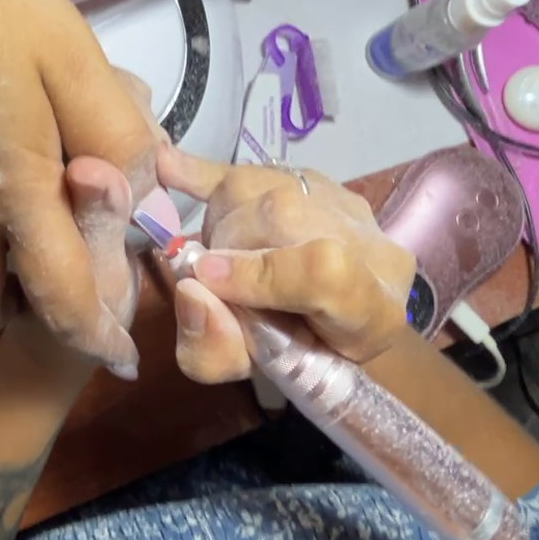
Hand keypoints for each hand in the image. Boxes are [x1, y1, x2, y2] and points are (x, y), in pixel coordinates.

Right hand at [0, 0, 156, 378]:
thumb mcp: (70, 55)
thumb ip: (114, 133)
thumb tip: (144, 195)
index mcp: (10, 190)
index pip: (56, 299)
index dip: (94, 333)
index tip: (120, 345)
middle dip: (30, 314)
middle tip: (71, 266)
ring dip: (4, 268)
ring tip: (43, 206)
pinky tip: (4, 158)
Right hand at [157, 146, 415, 383]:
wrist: (327, 318)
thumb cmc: (294, 353)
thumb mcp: (254, 374)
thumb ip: (217, 350)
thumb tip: (190, 291)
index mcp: (374, 311)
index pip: (324, 272)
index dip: (259, 273)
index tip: (208, 280)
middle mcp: (369, 244)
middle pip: (279, 216)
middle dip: (226, 246)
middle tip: (212, 278)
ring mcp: (340, 200)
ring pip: (256, 186)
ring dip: (218, 220)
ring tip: (221, 252)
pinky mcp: (306, 174)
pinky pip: (245, 166)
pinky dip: (198, 168)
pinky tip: (165, 165)